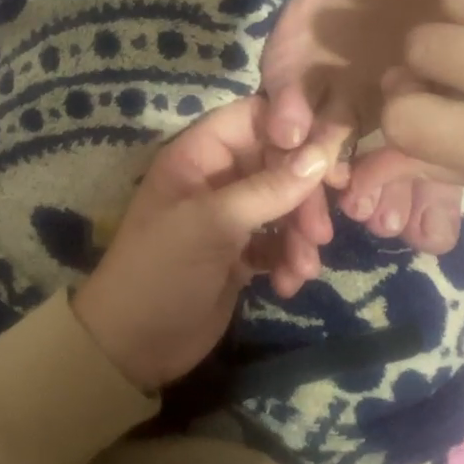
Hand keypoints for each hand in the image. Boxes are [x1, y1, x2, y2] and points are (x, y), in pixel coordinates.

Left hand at [73, 97, 330, 390]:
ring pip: (285, 205)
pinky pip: (279, 242)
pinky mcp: (241, 254)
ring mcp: (229, 217)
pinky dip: (290, 260)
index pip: (253, 118)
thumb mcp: (212, 224)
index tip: (329, 160)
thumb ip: (268, 189)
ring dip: (301, 235)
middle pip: (279, 163)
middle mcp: (216, 178)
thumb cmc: (161, 270)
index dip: (293, 132)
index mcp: (197, 155)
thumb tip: (322, 156)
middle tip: (320, 231)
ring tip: (303, 268)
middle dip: (304, 196)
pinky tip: (288, 285)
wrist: (134, 344)